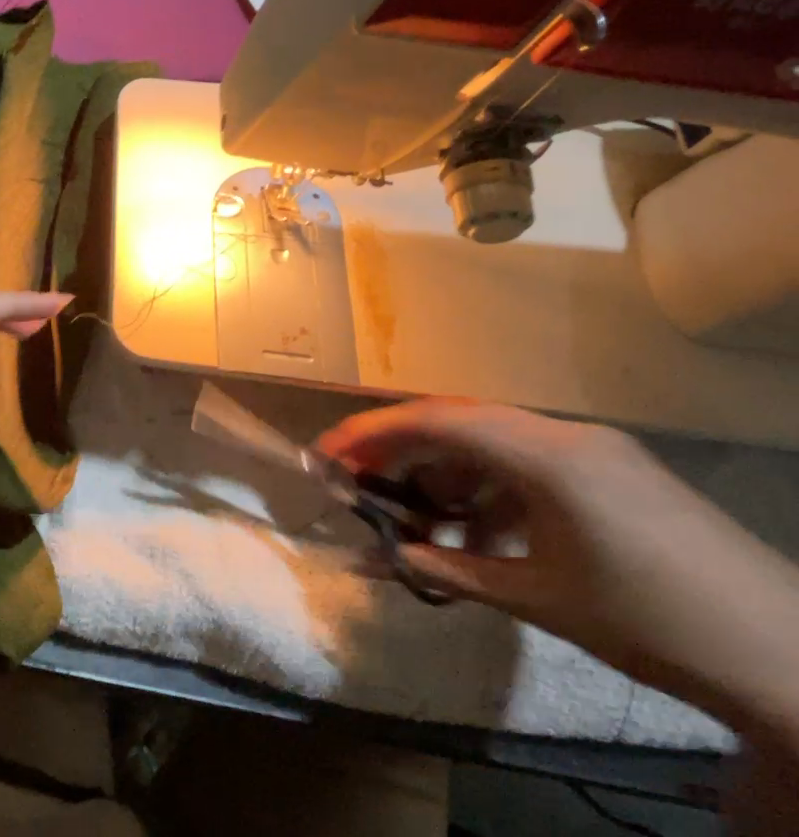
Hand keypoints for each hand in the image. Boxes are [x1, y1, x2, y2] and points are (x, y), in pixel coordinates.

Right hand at [316, 400, 798, 730]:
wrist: (786, 657)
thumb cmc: (647, 622)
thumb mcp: (530, 598)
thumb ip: (442, 569)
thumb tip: (370, 561)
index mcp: (549, 457)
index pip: (437, 419)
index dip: (370, 433)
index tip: (324, 457)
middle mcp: (571, 438)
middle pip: (459, 422)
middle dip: (398, 450)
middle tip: (354, 483)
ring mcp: (600, 453)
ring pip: (492, 442)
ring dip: (444, 475)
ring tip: (418, 523)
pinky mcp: (618, 474)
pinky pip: (529, 464)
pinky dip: (487, 489)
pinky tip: (478, 534)